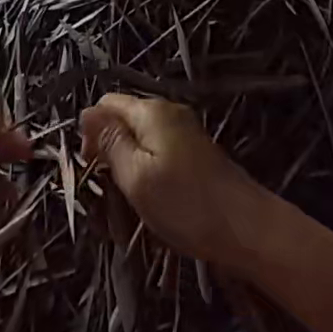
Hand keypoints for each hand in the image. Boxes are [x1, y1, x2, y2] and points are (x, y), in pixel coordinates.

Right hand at [80, 94, 267, 266]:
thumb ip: (110, 141)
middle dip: (109, 147)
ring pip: (141, 136)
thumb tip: (85, 112)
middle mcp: (169, 111)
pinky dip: (148, 167)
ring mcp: (185, 130)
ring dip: (128, 161)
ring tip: (130, 196)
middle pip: (124, 118)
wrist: (247, 227)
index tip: (89, 169)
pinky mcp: (196, 150)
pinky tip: (153, 195)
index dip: (90, 131)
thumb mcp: (135, 175)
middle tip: (109, 188)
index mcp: (151, 111)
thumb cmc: (185, 204)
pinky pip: (159, 148)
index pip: (106, 103)